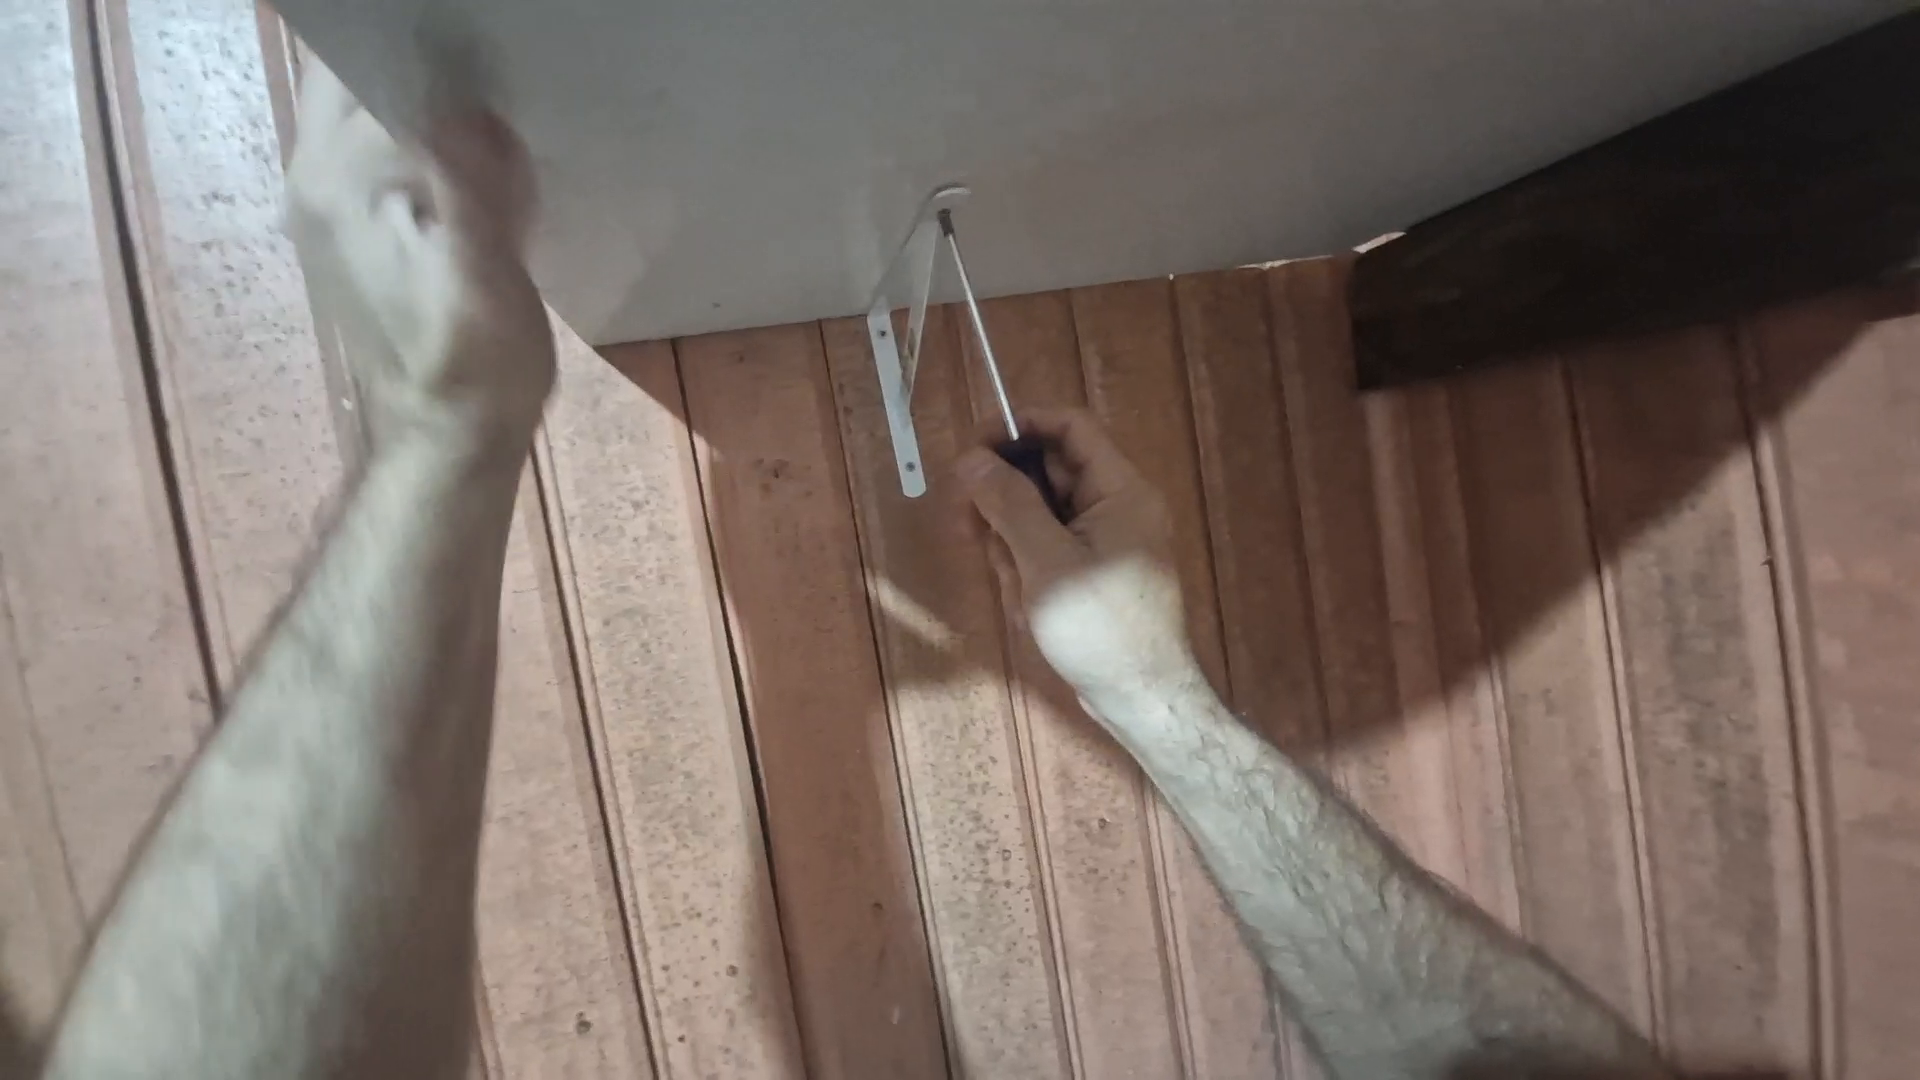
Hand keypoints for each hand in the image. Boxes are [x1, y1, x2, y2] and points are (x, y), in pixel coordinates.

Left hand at [285, 61, 554, 454]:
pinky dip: (433, 146)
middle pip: (359, 82)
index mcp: (341, 180)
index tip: (491, 54)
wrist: (449, 439)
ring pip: (373, 117)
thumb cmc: (476, 371)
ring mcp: (334, 208)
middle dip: (431, 71)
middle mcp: (317, 179)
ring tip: (503, 121)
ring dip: (435, 108)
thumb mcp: (485, 284)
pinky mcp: (363, 235)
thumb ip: (470, 193)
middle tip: (507, 83)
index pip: (362, 63)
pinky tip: (484, 172)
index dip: (428, 48)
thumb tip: (475, 111)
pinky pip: (388, 158)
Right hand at [958, 409, 1201, 714]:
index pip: (1069, 426)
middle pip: (1045, 472)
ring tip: (1012, 585)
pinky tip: (1025, 604)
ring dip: (1010, 543)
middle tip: (965, 527)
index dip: (1019, 425)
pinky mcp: (1088, 570)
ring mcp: (1101, 540)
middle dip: (1002, 497)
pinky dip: (1025, 568)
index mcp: (1119, 489)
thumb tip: (970, 458)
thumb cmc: (1099, 626)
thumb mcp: (1046, 560)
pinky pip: (1045, 548)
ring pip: (1037, 514)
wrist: (1139, 698)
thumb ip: (1008, 503)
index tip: (972, 446)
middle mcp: (1113, 505)